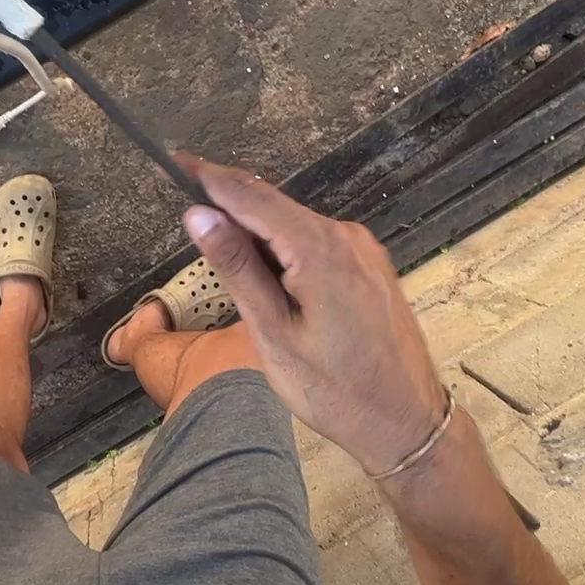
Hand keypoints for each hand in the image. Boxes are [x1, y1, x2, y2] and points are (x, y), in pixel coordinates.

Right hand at [178, 157, 446, 474]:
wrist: (407, 423)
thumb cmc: (333, 390)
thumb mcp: (273, 332)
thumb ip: (237, 268)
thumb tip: (198, 214)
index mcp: (319, 248)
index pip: (252, 196)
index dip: (210, 178)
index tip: (176, 162)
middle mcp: (346, 235)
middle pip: (275, 207)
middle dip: (231, 206)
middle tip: (190, 214)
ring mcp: (363, 249)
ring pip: (295, 225)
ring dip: (258, 232)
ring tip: (225, 257)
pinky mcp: (370, 265)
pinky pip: (317, 242)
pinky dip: (286, 248)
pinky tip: (270, 275)